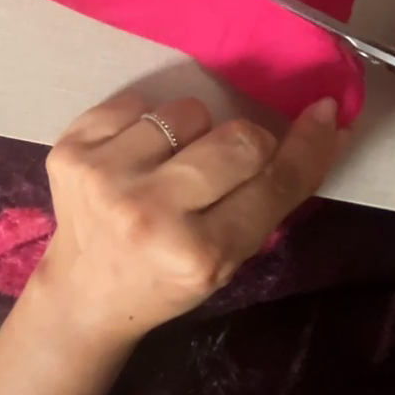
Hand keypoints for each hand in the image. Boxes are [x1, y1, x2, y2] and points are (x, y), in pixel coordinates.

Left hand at [29, 92, 346, 349]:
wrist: (84, 292)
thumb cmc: (165, 279)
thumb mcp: (227, 260)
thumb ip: (269, 199)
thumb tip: (324, 126)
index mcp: (198, 254)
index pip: (274, 183)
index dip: (308, 146)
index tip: (325, 114)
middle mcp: (149, 212)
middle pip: (237, 138)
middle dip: (246, 143)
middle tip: (227, 164)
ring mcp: (103, 177)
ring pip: (186, 111)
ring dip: (190, 132)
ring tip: (168, 167)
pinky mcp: (70, 150)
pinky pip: (136, 102)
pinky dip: (144, 123)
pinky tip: (131, 157)